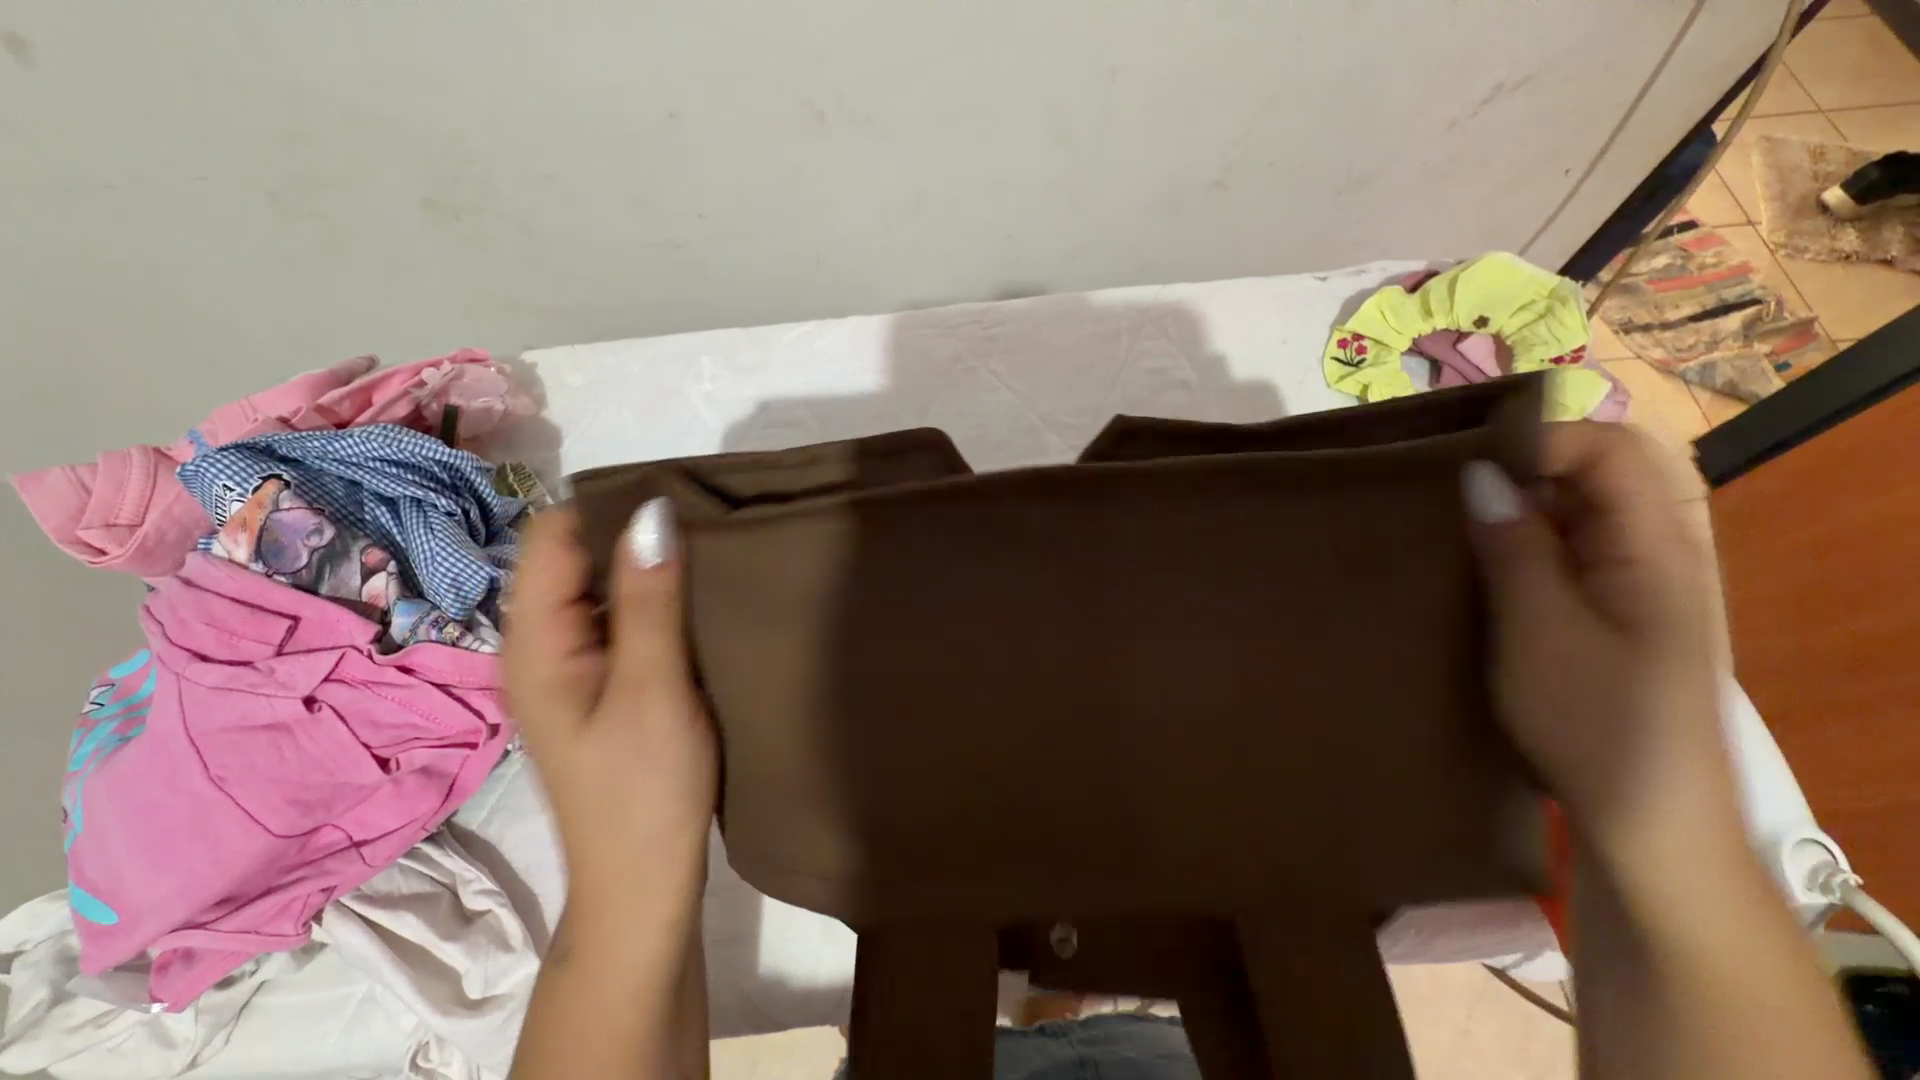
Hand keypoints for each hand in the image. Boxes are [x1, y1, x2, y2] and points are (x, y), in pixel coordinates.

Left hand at [502, 498, 716, 902]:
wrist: (643, 883)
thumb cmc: (645, 790)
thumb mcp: (653, 688)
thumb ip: (649, 599)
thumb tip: (652, 511)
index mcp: (535, 643)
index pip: (552, 539)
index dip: (606, 508)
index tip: (678, 495)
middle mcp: (539, 647)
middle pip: (573, 560)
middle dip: (631, 534)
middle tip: (705, 521)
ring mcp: (568, 670)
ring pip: (599, 591)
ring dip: (644, 569)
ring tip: (710, 552)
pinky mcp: (598, 688)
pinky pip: (616, 622)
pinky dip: (650, 603)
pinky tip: (695, 601)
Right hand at [1463, 424, 1739, 867]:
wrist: (1645, 821)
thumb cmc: (1594, 723)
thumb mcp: (1540, 631)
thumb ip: (1514, 547)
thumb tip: (1478, 473)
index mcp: (1653, 548)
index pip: (1610, 449)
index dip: (1540, 440)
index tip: (1462, 463)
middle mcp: (1651, 554)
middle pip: (1593, 477)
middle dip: (1518, 473)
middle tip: (1441, 495)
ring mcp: (1631, 587)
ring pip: (1573, 517)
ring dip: (1513, 514)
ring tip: (1445, 529)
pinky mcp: (1608, 617)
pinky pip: (1565, 557)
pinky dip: (1519, 550)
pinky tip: (1472, 571)